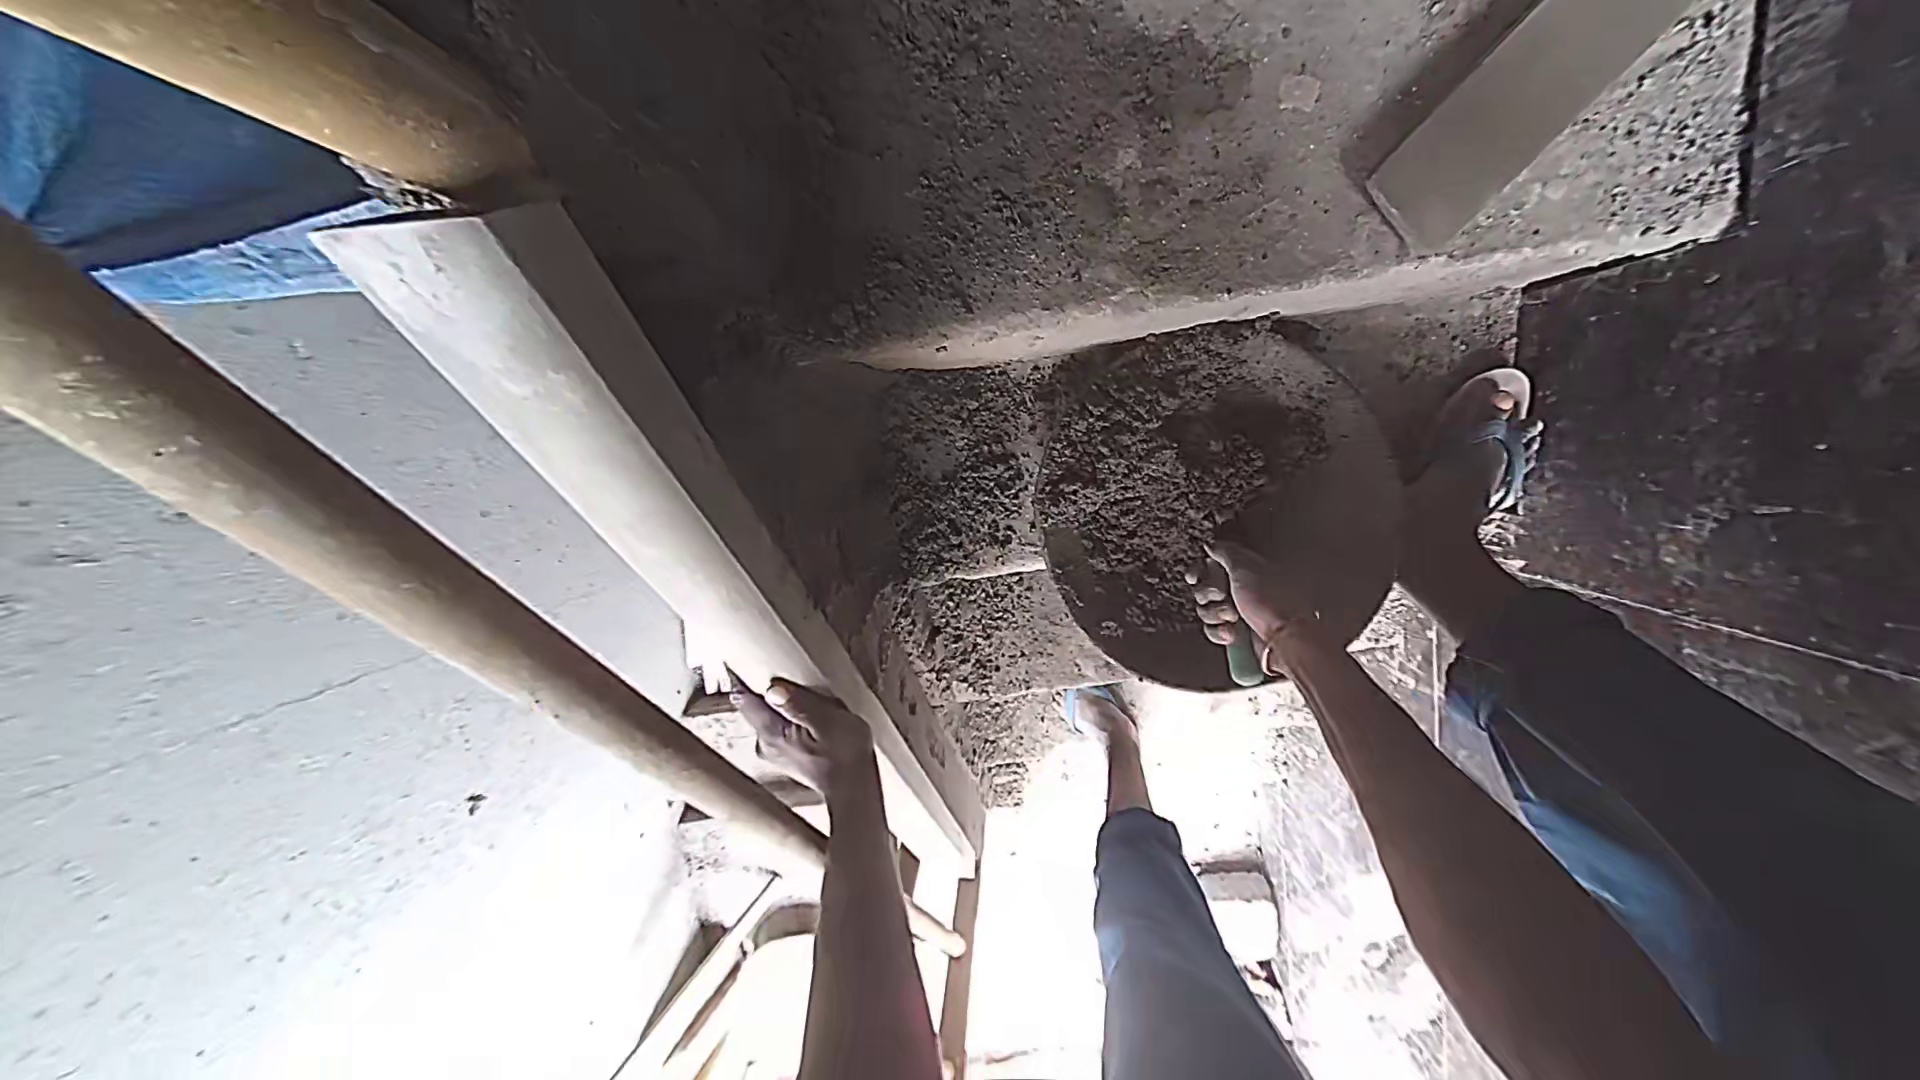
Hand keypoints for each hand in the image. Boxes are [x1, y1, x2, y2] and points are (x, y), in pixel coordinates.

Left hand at [732, 679, 880, 805]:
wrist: (855, 790)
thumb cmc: (846, 756)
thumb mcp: (829, 721)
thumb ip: (799, 703)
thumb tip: (773, 688)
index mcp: (771, 734)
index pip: (743, 698)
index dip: (745, 677)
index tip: (753, 661)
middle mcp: (765, 744)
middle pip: (757, 705)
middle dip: (771, 689)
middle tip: (792, 676)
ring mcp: (774, 752)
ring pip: (771, 715)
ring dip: (785, 703)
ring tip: (810, 697)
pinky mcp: (787, 755)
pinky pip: (782, 726)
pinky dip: (793, 717)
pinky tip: (814, 717)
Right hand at [1188, 539, 1328, 652]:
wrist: (1285, 639)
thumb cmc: (1274, 602)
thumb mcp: (1246, 566)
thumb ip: (1226, 551)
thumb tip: (1211, 544)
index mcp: (1248, 566)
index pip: (1212, 562)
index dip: (1200, 570)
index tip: (1197, 577)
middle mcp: (1244, 586)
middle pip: (1204, 586)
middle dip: (1208, 595)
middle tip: (1223, 596)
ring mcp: (1241, 609)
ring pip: (1206, 609)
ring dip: (1214, 614)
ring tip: (1232, 617)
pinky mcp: (1238, 630)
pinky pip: (1213, 629)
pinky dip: (1218, 631)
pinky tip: (1230, 631)